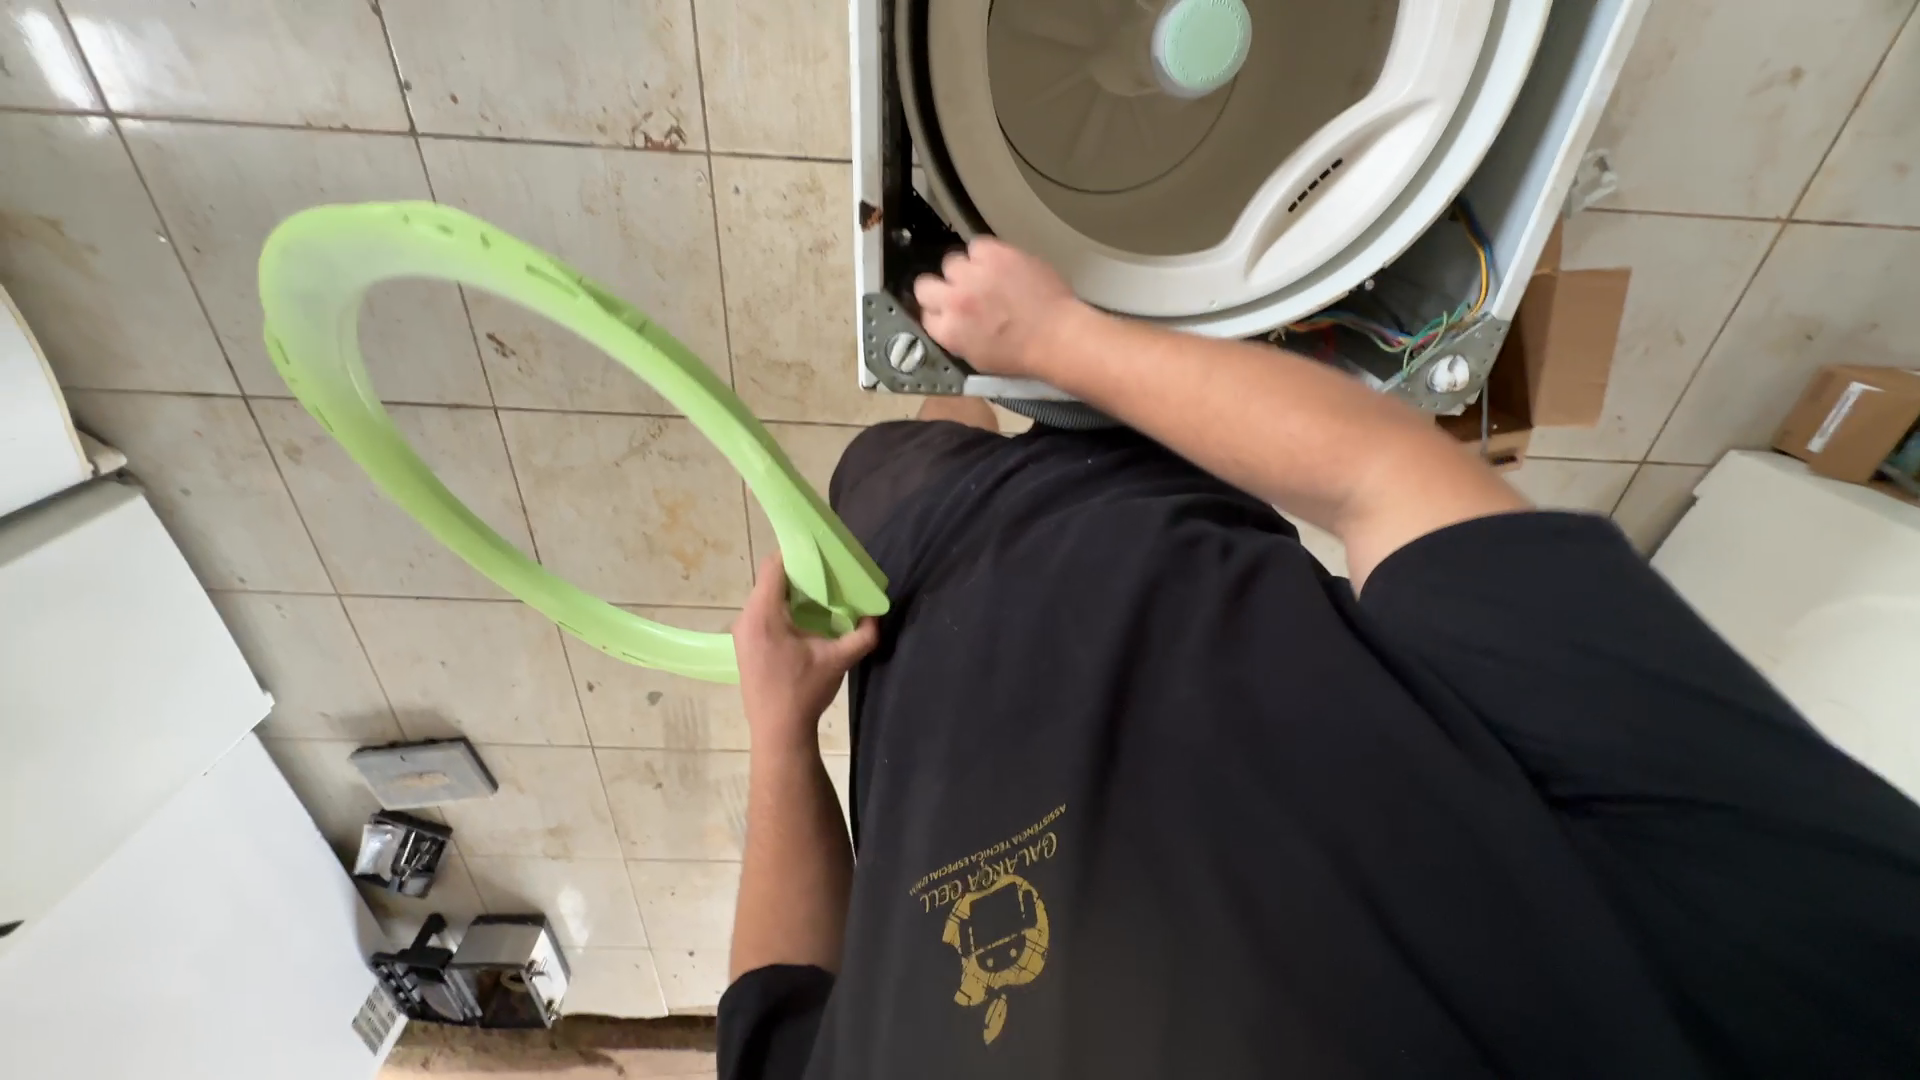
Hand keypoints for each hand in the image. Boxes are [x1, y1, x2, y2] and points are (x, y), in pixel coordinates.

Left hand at [733, 556, 878, 754]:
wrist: (778, 732)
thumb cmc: (803, 692)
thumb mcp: (838, 660)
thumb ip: (862, 635)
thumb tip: (877, 615)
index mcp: (763, 615)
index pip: (774, 567)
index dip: (797, 553)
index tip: (822, 552)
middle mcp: (746, 618)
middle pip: (770, 580)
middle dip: (800, 573)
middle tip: (829, 573)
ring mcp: (742, 632)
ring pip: (767, 596)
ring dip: (792, 592)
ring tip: (821, 594)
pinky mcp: (745, 644)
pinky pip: (763, 612)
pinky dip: (784, 607)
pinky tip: (806, 618)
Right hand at [913, 237, 1081, 375]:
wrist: (1057, 336)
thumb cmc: (1024, 353)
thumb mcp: (977, 359)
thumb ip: (955, 337)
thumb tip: (947, 323)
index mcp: (949, 330)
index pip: (924, 313)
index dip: (937, 310)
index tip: (946, 310)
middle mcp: (955, 300)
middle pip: (926, 284)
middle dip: (941, 289)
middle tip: (962, 293)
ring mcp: (974, 274)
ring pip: (952, 262)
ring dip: (965, 270)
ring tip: (985, 279)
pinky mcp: (995, 254)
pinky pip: (977, 245)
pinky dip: (985, 254)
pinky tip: (999, 267)